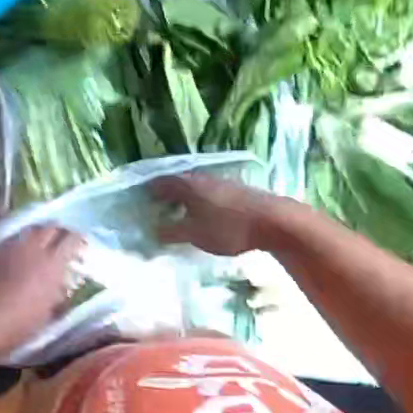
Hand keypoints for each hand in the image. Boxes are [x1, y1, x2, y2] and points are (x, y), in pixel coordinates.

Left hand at [0, 225, 83, 362]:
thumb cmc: (13, 328)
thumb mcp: (44, 318)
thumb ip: (56, 298)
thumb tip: (60, 289)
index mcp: (51, 265)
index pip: (71, 239)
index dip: (78, 239)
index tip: (81, 245)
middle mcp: (31, 249)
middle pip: (49, 227)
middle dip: (59, 231)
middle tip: (62, 240)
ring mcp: (6, 247)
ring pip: (27, 230)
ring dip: (37, 234)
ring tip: (40, 244)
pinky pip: (8, 239)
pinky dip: (17, 243)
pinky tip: (15, 255)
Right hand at [151, 174, 296, 256]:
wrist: (273, 221)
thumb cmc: (228, 227)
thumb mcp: (194, 234)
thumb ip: (170, 232)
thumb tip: (152, 230)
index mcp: (188, 184)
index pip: (160, 182)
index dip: (148, 191)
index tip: (138, 201)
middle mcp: (202, 178)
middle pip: (177, 183)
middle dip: (165, 195)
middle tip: (154, 209)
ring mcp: (221, 183)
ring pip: (194, 188)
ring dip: (183, 199)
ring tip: (176, 214)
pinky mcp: (236, 192)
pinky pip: (208, 194)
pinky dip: (198, 203)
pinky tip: (201, 216)